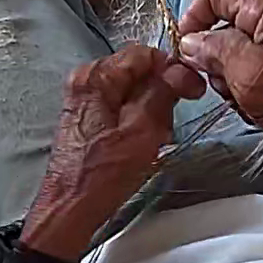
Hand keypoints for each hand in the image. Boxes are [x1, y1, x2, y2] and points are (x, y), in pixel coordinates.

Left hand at [20, 45, 205, 261]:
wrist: (70, 208)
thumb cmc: (102, 175)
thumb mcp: (142, 131)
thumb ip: (161, 93)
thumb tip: (179, 70)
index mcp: (95, 77)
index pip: (144, 54)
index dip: (173, 69)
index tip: (192, 90)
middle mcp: (85, 83)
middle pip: (138, 73)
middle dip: (161, 95)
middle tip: (168, 125)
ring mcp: (84, 102)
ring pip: (132, 93)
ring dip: (151, 113)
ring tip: (155, 141)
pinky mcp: (87, 121)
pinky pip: (121, 111)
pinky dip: (137, 124)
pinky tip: (142, 146)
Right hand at [177, 0, 262, 170]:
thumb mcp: (252, 80)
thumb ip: (217, 52)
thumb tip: (189, 41)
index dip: (193, 20)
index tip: (189, 56)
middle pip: (221, 15)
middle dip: (212, 52)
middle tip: (224, 85)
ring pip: (231, 38)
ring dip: (226, 69)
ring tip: (243, 95)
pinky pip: (246, 52)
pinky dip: (241, 74)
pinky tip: (253, 96)